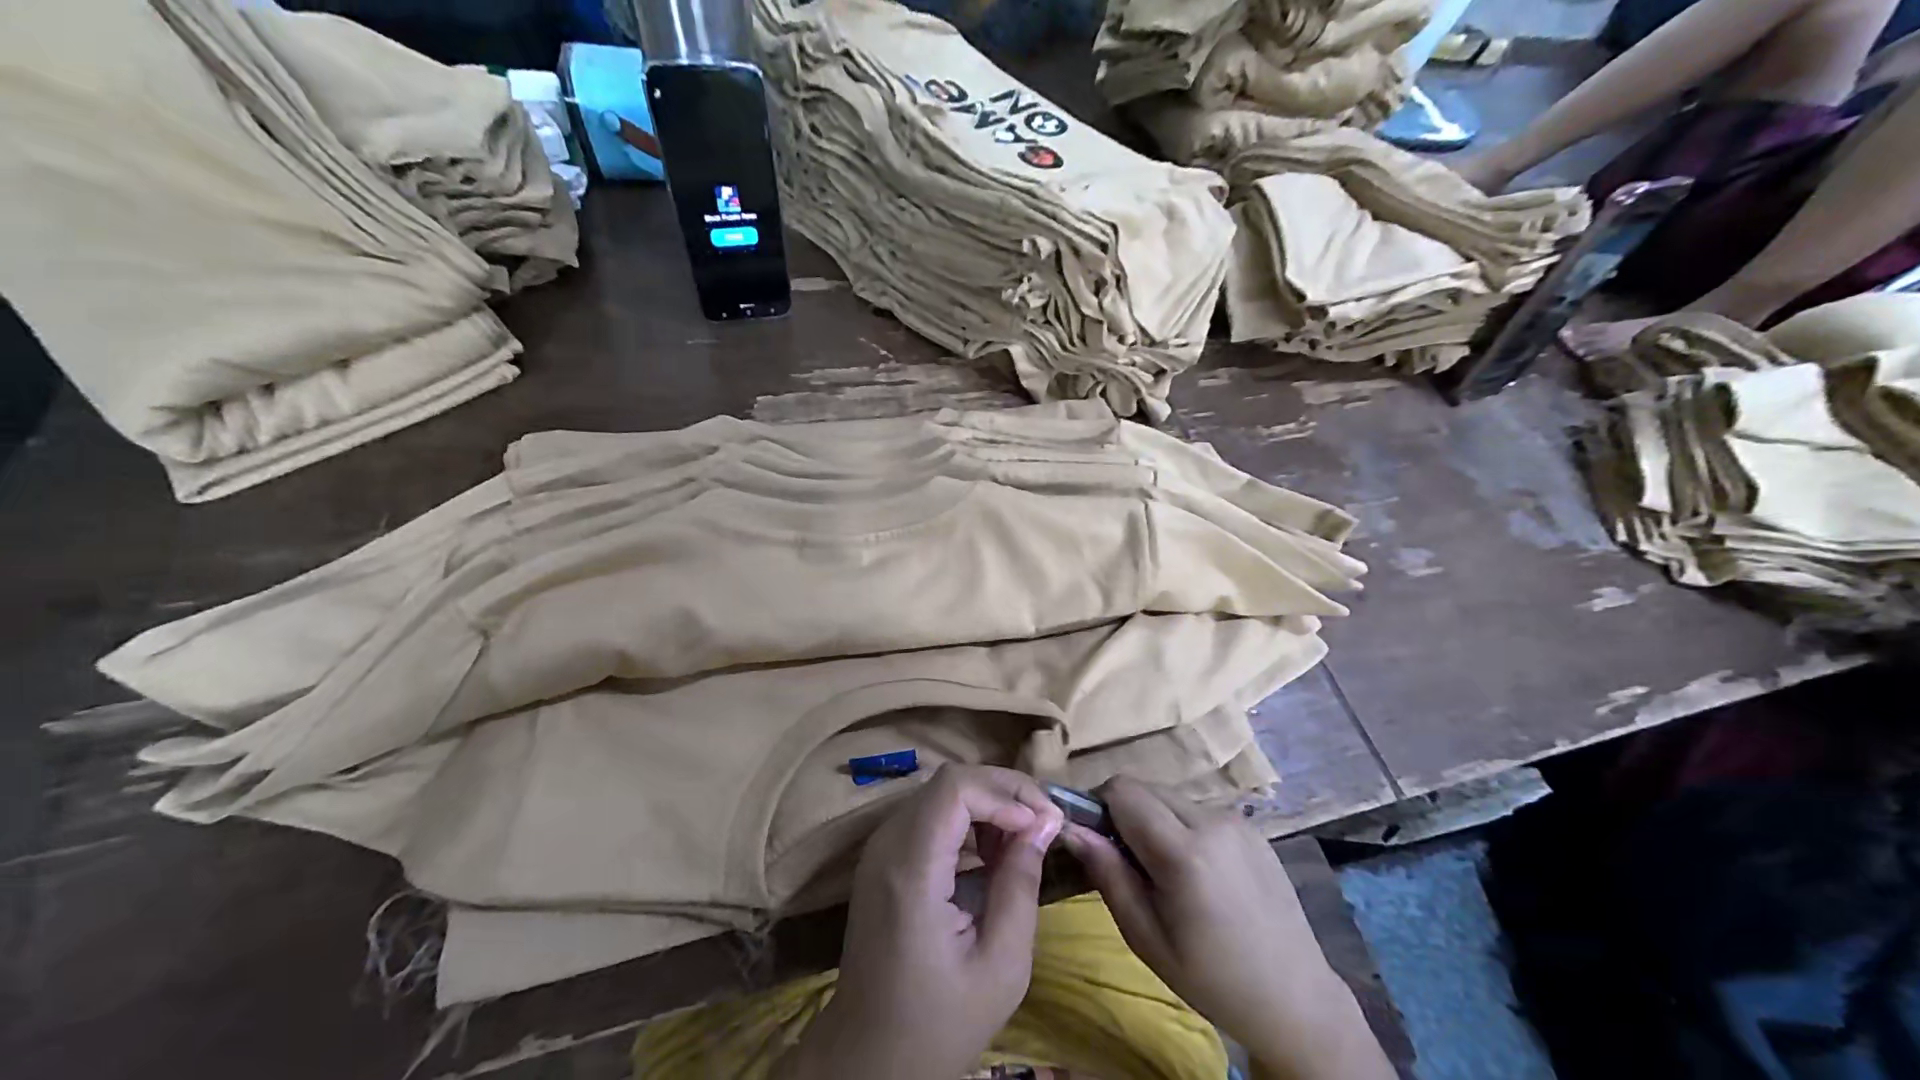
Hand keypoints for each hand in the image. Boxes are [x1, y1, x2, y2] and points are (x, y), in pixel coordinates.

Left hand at [776, 765, 1064, 1079]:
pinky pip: (929, 816)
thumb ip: (1020, 885)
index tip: (1043, 824)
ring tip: (1027, 837)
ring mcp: (880, 849)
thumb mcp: (1000, 965)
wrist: (869, 1057)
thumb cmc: (939, 1022)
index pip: (955, 789)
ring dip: (988, 803)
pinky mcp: (883, 859)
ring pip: (940, 793)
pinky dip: (967, 820)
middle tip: (1046, 821)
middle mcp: (887, 845)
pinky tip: (994, 851)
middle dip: (1003, 791)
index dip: (1005, 793)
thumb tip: (1043, 824)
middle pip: (948, 782)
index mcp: (910, 870)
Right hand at [1062, 777, 1393, 1079]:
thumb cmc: (1209, 977)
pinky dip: (1182, 825)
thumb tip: (1069, 827)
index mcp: (1182, 852)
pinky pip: (1198, 809)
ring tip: (1162, 868)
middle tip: (1124, 858)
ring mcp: (1236, 821)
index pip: (1121, 790)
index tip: (1095, 839)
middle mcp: (1211, 822)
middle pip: (1144, 787)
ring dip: (1153, 818)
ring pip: (1170, 796)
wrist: (1293, 998)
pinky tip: (1195, 871)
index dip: (1099, 806)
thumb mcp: (1144, 936)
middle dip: (1123, 811)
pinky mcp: (1252, 827)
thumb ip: (1107, 873)